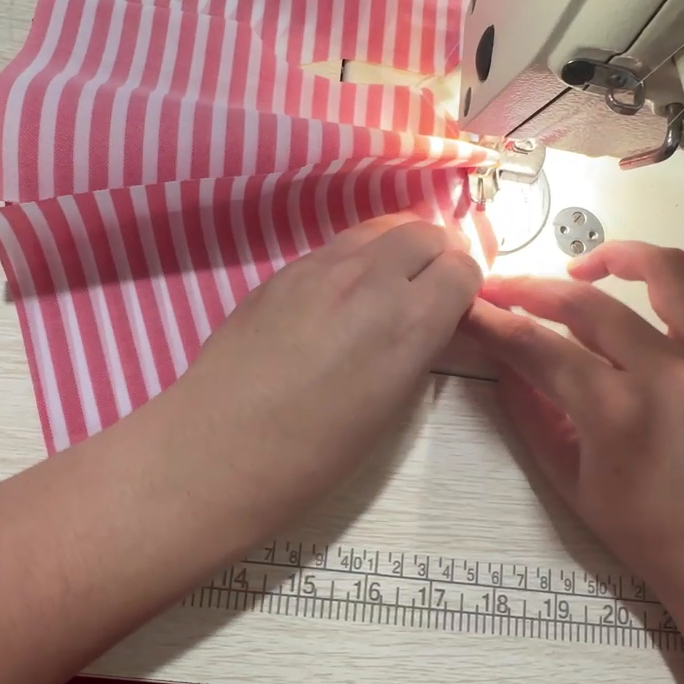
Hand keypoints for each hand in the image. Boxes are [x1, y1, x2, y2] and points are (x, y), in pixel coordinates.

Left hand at [150, 215, 481, 528]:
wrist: (219, 448)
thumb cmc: (314, 454)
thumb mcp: (390, 408)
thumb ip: (416, 349)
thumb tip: (424, 324)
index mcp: (409, 320)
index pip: (462, 267)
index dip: (464, 288)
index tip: (454, 310)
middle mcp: (370, 278)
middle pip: (424, 232)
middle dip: (436, 257)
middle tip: (425, 292)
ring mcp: (320, 267)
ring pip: (377, 229)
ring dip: (394, 249)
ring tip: (385, 287)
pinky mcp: (282, 271)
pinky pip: (335, 247)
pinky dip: (353, 260)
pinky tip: (337, 298)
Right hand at [462, 241, 683, 610]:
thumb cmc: (647, 534)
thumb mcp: (570, 482)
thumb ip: (532, 414)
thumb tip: (506, 359)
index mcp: (618, 414)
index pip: (538, 347)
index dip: (494, 322)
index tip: (471, 305)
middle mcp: (672, 375)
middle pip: (589, 306)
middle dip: (533, 290)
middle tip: (507, 290)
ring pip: (671, 276)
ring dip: (620, 257)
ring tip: (590, 269)